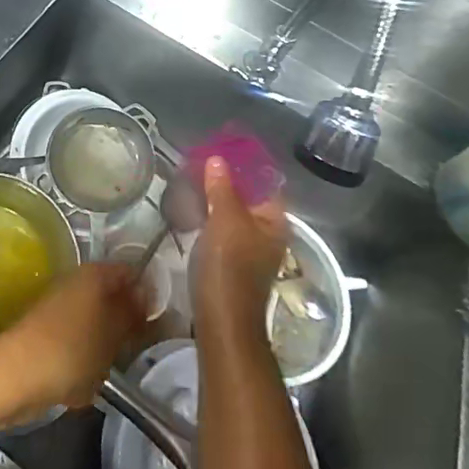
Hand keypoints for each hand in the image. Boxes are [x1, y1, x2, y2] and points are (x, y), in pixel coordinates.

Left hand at [0, 263, 146, 414]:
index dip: (147, 293)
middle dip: (124, 327)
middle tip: (133, 349)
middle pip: (113, 300)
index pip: (131, 273)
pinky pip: (76, 348)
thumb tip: (146, 296)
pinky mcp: (47, 338)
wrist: (15, 377)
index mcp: (95, 275)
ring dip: (102, 351)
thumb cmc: (72, 348)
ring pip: (95, 328)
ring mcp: (60, 311)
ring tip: (103, 372)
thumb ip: (134, 312)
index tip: (157, 319)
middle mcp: (76, 286)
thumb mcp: (113, 331)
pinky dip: (81, 365)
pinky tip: (81, 386)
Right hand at [191, 155, 288, 343]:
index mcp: (275, 221)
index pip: (264, 181)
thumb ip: (223, 188)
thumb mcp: (226, 220)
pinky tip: (193, 209)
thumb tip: (218, 160)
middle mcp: (268, 233)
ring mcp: (250, 250)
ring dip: (217, 197)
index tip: (222, 146)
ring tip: (193, 179)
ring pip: (234, 214)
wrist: (222, 322)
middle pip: (249, 197)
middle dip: (227, 179)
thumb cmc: (229, 266)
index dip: (245, 163)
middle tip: (202, 161)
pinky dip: (211, 216)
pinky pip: (223, 229)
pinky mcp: (232, 263)